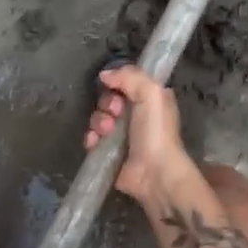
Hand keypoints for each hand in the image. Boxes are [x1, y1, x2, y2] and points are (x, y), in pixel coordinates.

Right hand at [83, 64, 196, 202]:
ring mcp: (121, 135)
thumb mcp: (151, 92)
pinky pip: (92, 138)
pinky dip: (91, 138)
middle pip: (108, 99)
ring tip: (107, 131)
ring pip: (98, 118)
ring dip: (99, 121)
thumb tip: (104, 75)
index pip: (124, 83)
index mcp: (148, 99)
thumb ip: (129, 76)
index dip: (118, 84)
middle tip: (115, 114)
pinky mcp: (109, 153)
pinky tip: (96, 142)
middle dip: (107, 104)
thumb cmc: (156, 130)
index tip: (117, 90)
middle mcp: (135, 115)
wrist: (154, 172)